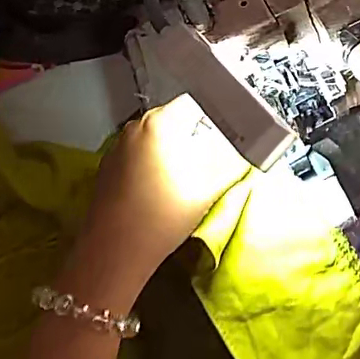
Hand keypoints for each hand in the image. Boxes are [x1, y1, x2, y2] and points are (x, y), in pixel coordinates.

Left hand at [67, 95, 246, 309]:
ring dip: (177, 151)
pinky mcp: (109, 167)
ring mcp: (118, 146)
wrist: (113, 255)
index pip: (196, 103)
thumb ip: (234, 160)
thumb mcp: (209, 187)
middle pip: (177, 119)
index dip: (217, 117)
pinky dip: (156, 165)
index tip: (230, 136)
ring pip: (159, 138)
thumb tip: (250, 147)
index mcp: (158, 122)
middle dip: (198, 136)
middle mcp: (134, 127)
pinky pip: (142, 154)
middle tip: (215, 160)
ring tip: (189, 180)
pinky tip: (164, 191)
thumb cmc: (162, 216)